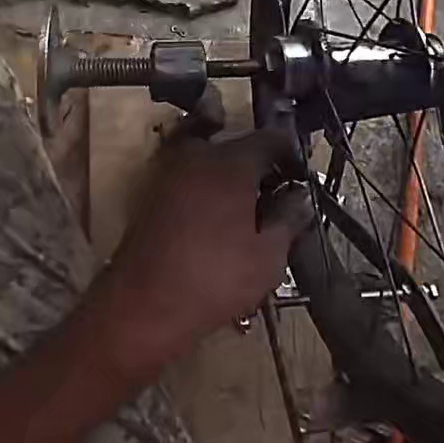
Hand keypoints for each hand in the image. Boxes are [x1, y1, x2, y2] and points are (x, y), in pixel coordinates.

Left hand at [87, 130, 312, 369]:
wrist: (145, 302)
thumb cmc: (215, 278)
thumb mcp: (268, 256)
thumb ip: (288, 218)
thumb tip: (298, 197)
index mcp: (231, 162)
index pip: (269, 140)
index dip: (290, 155)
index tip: (298, 177)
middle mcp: (198, 154)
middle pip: (235, 144)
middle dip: (257, 162)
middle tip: (272, 192)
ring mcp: (169, 169)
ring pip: (205, 153)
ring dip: (226, 168)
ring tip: (242, 202)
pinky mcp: (150, 190)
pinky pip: (184, 172)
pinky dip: (201, 180)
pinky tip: (211, 211)